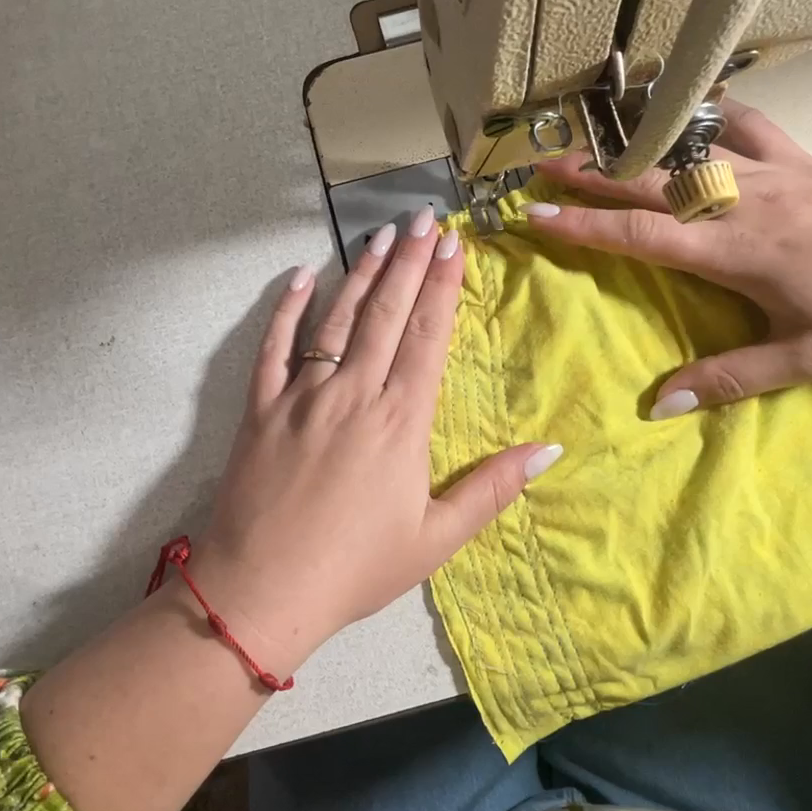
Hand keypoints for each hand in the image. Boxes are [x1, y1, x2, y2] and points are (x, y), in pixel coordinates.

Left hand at [22, 213, 560, 810]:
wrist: (261, 592)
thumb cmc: (356, 569)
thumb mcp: (436, 538)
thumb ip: (492, 488)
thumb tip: (551, 448)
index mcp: (400, 421)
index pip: (427, 337)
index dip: (443, 288)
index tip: (454, 246)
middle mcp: (353, 393)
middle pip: (386, 315)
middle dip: (409, 263)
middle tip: (423, 218)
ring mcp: (301, 396)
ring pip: (336, 320)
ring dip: (361, 275)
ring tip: (381, 236)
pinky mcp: (260, 408)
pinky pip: (273, 347)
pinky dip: (287, 309)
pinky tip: (303, 277)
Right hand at [527, 100, 811, 414]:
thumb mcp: (806, 358)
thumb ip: (728, 378)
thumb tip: (656, 407)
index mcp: (737, 253)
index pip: (641, 238)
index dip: (583, 228)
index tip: (537, 218)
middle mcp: (745, 203)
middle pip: (652, 184)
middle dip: (593, 177)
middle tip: (545, 170)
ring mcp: (776, 172)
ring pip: (690, 152)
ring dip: (638, 150)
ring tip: (601, 147)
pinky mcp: (805, 157)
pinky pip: (748, 129)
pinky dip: (715, 119)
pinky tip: (697, 112)